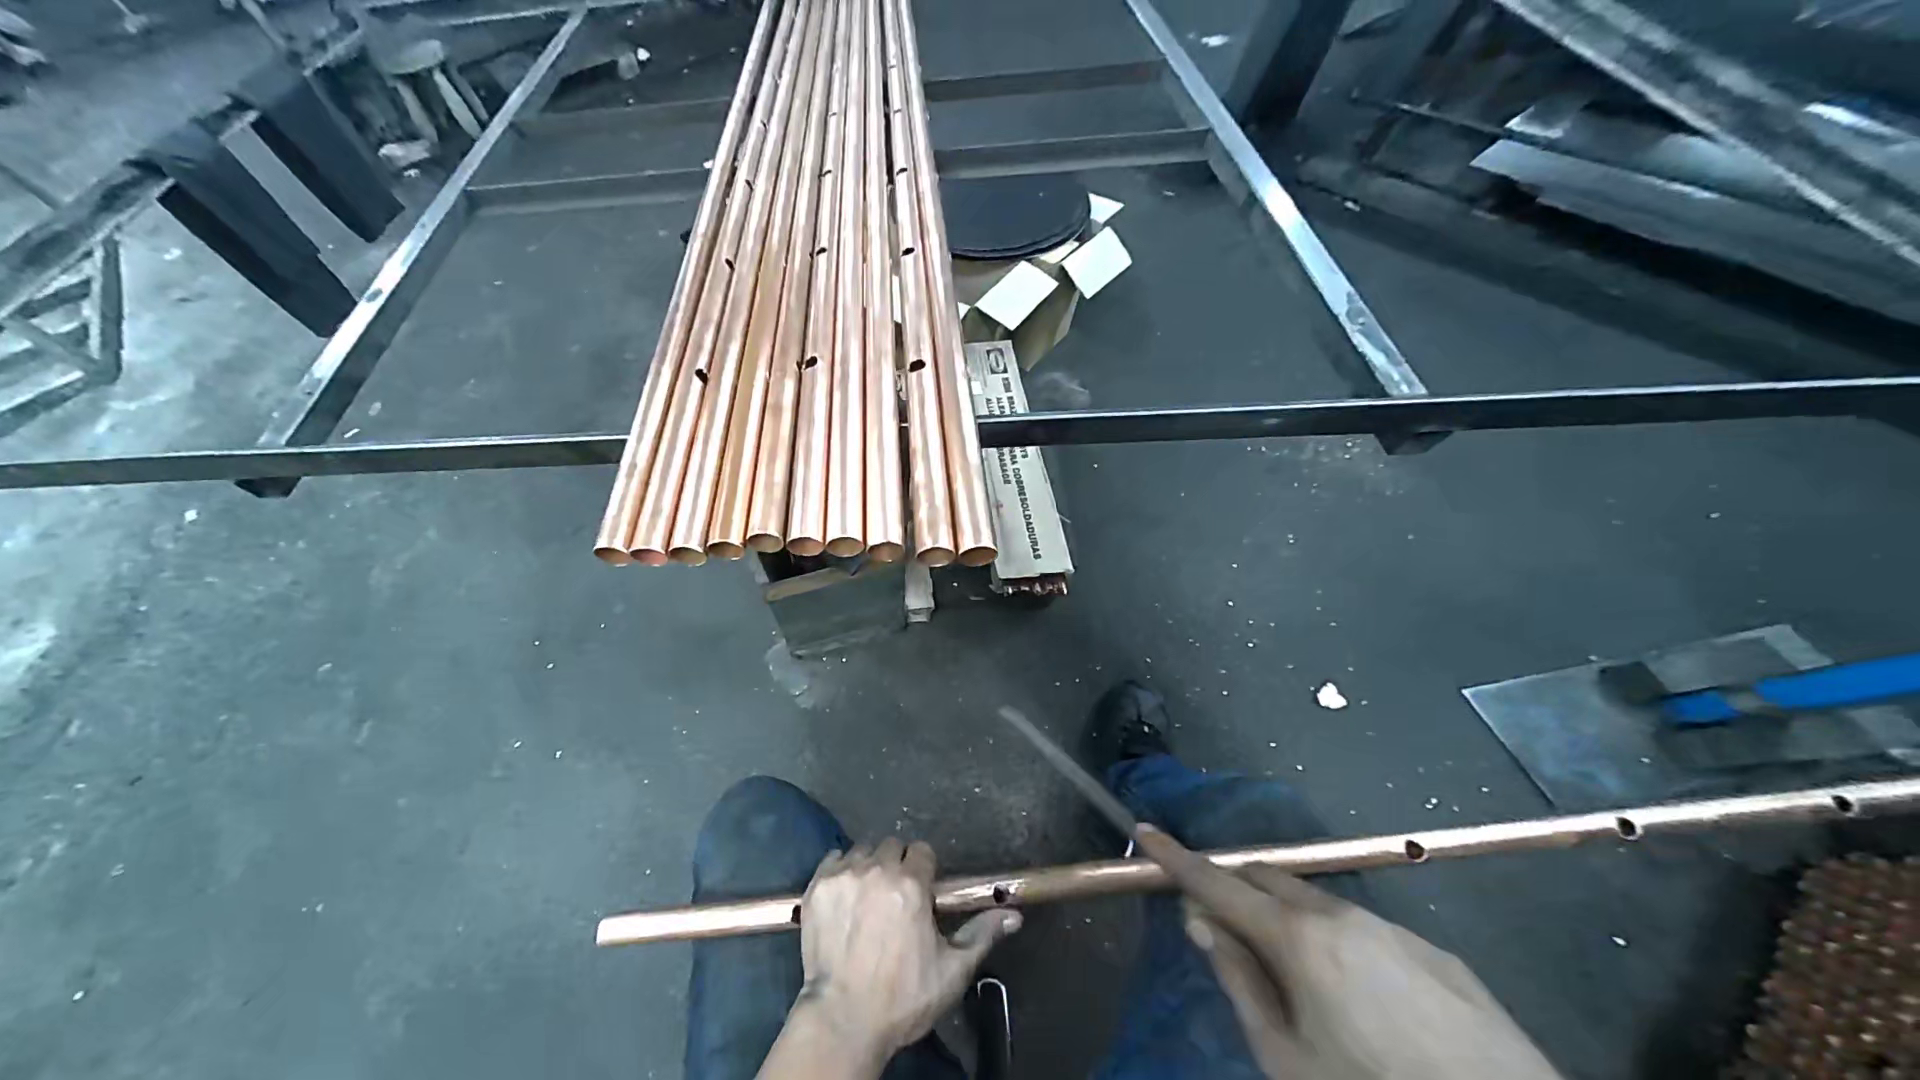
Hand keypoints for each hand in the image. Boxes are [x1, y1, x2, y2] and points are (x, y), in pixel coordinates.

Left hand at [792, 837, 1021, 1062]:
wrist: (843, 1020)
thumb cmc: (902, 997)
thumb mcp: (951, 970)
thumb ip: (982, 934)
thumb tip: (1015, 915)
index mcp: (912, 885)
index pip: (922, 851)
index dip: (924, 871)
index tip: (922, 892)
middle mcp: (878, 870)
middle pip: (893, 846)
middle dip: (898, 865)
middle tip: (895, 897)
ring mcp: (844, 876)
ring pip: (863, 851)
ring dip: (870, 866)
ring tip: (869, 897)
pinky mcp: (817, 886)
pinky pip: (834, 858)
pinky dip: (842, 870)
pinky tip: (845, 896)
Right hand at [1134, 826, 1560, 1079]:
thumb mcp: (1286, 1058)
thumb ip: (1238, 980)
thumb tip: (1202, 923)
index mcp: (1297, 937)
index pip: (1218, 883)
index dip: (1176, 858)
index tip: (1145, 832)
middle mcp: (1340, 914)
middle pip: (1265, 877)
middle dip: (1232, 886)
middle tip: (1218, 924)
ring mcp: (1391, 928)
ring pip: (1315, 901)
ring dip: (1284, 916)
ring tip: (1294, 975)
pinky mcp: (1433, 952)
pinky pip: (1363, 927)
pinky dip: (1334, 939)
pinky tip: (1361, 998)